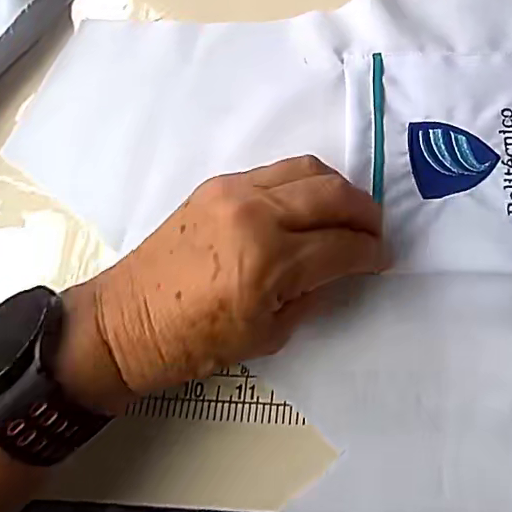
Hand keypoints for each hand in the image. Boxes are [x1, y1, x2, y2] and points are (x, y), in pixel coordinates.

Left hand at [63, 156, 387, 408]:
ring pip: (305, 169)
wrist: (129, 319)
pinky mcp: (216, 185)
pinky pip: (273, 172)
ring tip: (345, 212)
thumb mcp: (267, 334)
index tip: (382, 258)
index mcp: (269, 261)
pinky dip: (300, 184)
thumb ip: (312, 294)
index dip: (371, 253)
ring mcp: (233, 192)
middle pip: (332, 195)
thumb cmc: (194, 342)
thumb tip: (341, 269)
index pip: (341, 245)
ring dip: (336, 188)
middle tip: (374, 231)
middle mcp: (255, 214)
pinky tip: (304, 206)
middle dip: (365, 212)